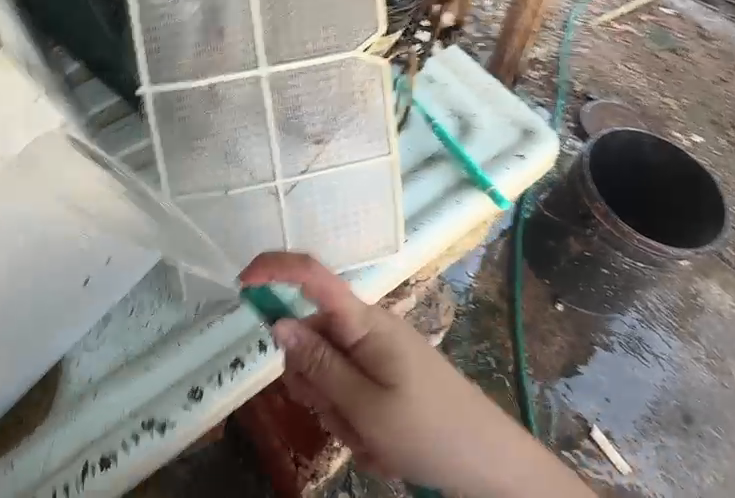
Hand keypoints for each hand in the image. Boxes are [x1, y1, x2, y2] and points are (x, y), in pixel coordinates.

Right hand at [240, 253, 591, 497]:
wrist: (493, 465)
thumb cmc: (430, 431)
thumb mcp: (364, 407)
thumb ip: (317, 364)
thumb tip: (277, 322)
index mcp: (363, 321)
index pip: (311, 274)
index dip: (273, 269)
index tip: (240, 286)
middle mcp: (367, 327)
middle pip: (309, 336)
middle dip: (310, 381)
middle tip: (339, 418)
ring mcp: (378, 351)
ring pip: (325, 369)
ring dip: (334, 407)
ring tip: (368, 437)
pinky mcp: (386, 373)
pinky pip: (348, 387)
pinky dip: (352, 416)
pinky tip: (378, 442)